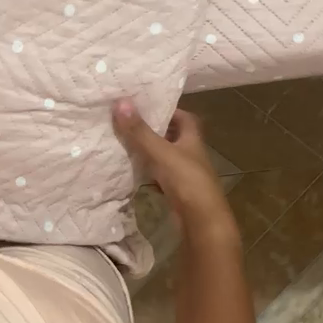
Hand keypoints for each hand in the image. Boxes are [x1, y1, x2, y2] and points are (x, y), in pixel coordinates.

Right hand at [112, 98, 236, 244]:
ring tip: (125, 145)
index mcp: (192, 140)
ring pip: (165, 158)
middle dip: (155, 130)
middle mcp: (191, 154)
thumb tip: (120, 101)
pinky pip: (160, 178)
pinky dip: (148, 174)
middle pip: (173, 137)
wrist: (202, 221)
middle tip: (130, 124)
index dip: (169, 110)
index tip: (148, 106)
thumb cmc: (186, 181)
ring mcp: (185, 175)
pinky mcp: (177, 192)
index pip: (185, 118)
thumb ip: (140, 131)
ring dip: (149, 152)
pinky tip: (132, 174)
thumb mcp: (161, 152)